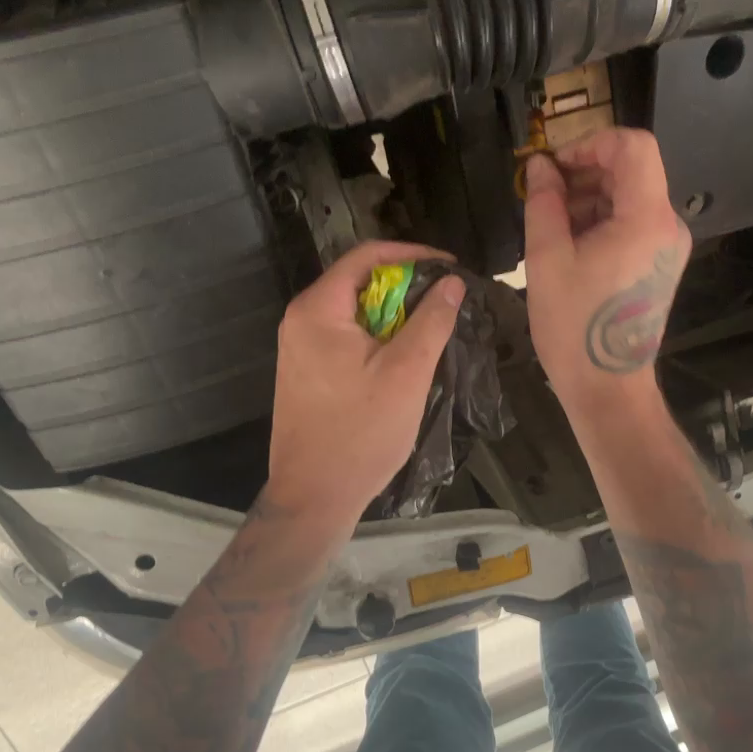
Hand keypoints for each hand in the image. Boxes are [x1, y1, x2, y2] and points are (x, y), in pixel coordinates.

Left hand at [268, 240, 465, 526]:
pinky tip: (404, 358)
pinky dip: (378, 337)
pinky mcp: (306, 371)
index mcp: (318, 309)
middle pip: (359, 281)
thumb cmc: (361, 433)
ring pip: (355, 311)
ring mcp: (299, 347)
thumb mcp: (407, 373)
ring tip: (432, 330)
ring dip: (395, 315)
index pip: (367, 256)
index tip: (451, 268)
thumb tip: (453, 283)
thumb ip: (432, 321)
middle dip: (407, 287)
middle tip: (446, 303)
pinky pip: (346, 336)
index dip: (413, 255)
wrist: (314, 496)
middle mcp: (301, 319)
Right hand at [523, 127, 689, 415]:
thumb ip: (543, 203)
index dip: (591, 143)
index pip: (633, 146)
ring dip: (590, 198)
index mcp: (646, 218)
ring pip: (630, 196)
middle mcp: (667, 226)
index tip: (556, 165)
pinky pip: (633, 223)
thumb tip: (540, 167)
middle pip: (631, 170)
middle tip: (544, 195)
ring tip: (552, 225)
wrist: (607, 386)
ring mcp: (668, 246)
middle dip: (585, 172)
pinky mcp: (660, 264)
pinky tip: (571, 244)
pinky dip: (602, 220)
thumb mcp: (546, 260)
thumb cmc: (574, 326)